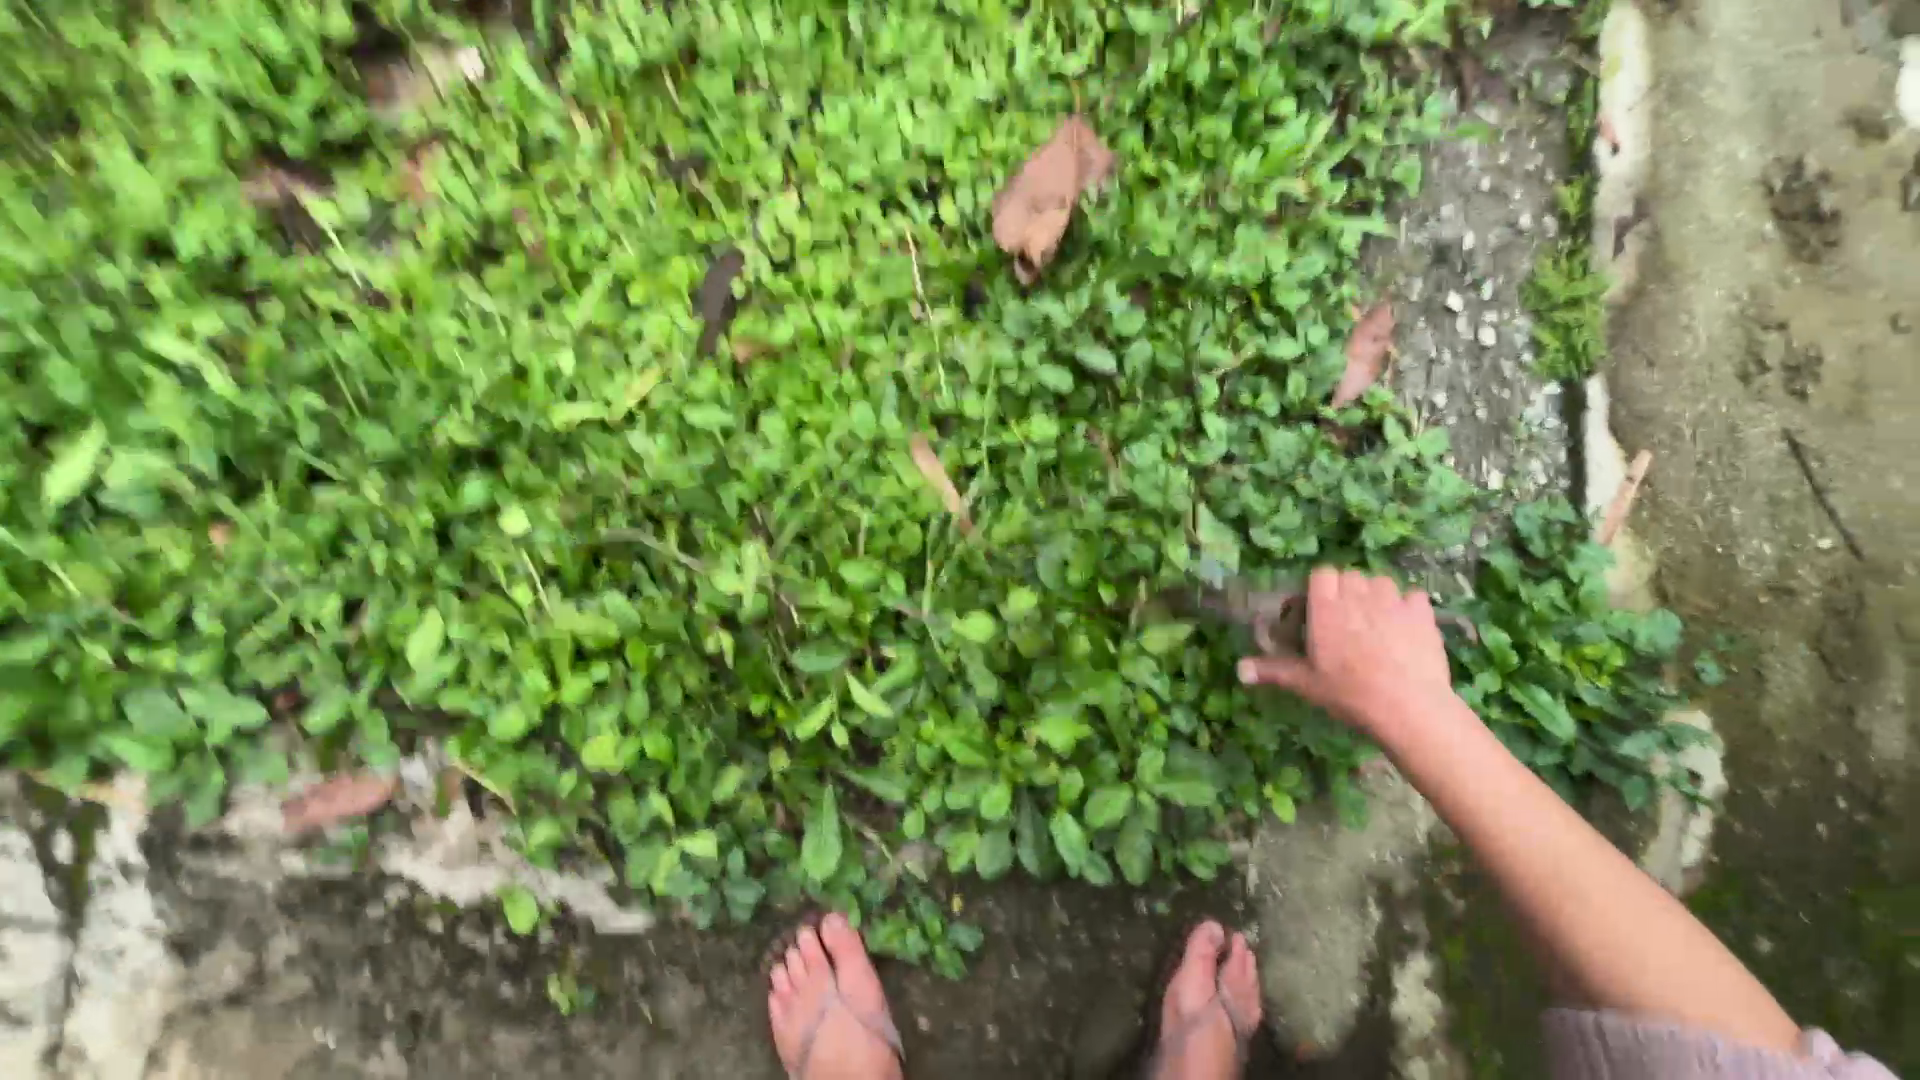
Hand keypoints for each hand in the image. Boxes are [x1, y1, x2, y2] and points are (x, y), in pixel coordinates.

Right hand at [1237, 568, 1455, 734]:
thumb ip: (1273, 670)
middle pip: (1350, 575)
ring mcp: (1393, 603)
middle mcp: (1358, 596)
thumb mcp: (1305, 683)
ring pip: (1381, 582)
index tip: (1318, 607)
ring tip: (1375, 620)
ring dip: (1376, 594)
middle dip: (1347, 590)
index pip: (1322, 573)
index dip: (1320, 586)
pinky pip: (1413, 597)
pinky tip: (1405, 626)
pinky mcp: (1423, 615)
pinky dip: (1408, 606)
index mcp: (1326, 608)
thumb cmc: (1349, 693)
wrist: (1407, 706)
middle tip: (1344, 618)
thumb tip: (1239, 671)